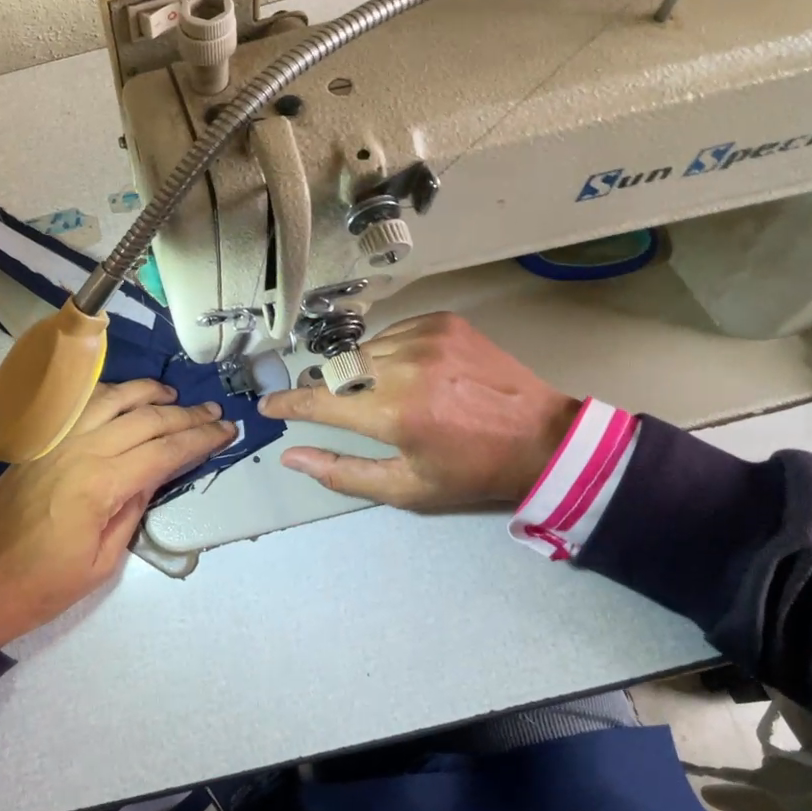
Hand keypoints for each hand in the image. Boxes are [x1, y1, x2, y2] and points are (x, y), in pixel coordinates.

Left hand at [0, 380, 236, 645]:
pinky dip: (104, 394)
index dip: (200, 440)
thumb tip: (153, 477)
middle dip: (184, 415)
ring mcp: (54, 442)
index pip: (163, 451)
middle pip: (143, 419)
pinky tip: (121, 398)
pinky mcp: (37, 444)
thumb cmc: (44, 586)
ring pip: (109, 400)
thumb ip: (132, 511)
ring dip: (145, 393)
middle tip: (213, 412)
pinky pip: (76, 406)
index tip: (226, 431)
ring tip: (173, 396)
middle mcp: (78, 451)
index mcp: (99, 485)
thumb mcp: (102, 562)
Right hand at [259, 313, 577, 510]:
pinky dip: (388, 353)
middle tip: (341, 409)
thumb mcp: (406, 488)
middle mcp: (404, 367)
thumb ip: (342, 473)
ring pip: (364, 351)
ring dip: (361, 373)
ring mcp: (425, 338)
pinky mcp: (442, 322)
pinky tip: (410, 373)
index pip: (320, 402)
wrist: (541, 437)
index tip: (269, 406)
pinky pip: (392, 334)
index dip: (289, 404)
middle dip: (328, 391)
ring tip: (385, 394)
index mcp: (394, 412)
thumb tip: (291, 456)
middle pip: (337, 372)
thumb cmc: (471, 470)